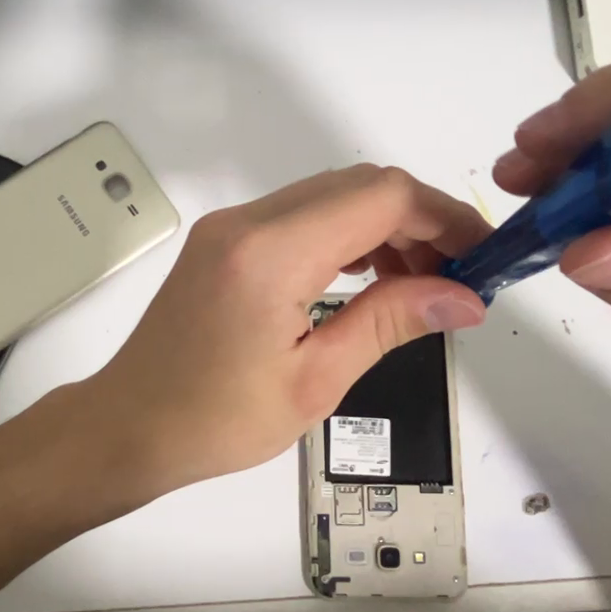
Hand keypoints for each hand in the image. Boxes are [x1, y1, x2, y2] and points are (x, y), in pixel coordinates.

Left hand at [81, 165, 491, 500]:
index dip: (445, 216)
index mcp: (271, 253)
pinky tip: (364, 277)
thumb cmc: (217, 420)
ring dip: (381, 226)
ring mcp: (228, 226)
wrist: (129, 425)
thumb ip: (390, 322)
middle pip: (358, 186)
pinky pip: (297, 216)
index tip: (481, 257)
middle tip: (453, 278)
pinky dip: (341, 235)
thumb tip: (464, 298)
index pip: (382, 197)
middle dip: (419, 221)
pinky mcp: (220, 242)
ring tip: (415, 284)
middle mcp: (247, 221)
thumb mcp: (316, 381)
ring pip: (328, 196)